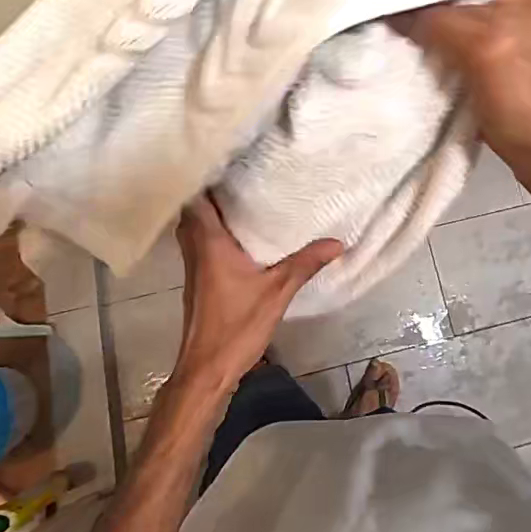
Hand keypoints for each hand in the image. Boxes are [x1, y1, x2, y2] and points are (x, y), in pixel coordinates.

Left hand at [171, 193, 343, 389]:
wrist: (206, 369)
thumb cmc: (236, 326)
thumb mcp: (277, 291)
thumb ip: (305, 264)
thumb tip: (337, 242)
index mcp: (208, 242)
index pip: (196, 198)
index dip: (208, 177)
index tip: (231, 162)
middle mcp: (194, 249)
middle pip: (194, 209)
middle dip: (214, 192)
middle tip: (243, 178)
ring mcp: (193, 266)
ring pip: (195, 228)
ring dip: (213, 214)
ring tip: (244, 200)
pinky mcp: (198, 281)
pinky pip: (201, 244)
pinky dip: (214, 233)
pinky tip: (240, 236)